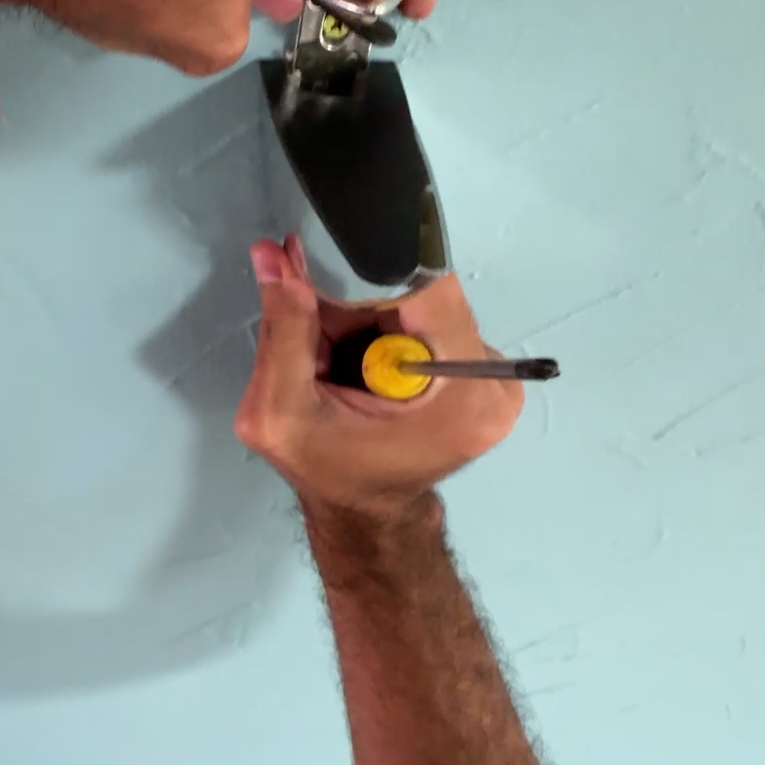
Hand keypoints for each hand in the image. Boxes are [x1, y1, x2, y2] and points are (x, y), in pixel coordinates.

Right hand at [235, 237, 523, 515]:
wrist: (361, 510)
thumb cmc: (324, 470)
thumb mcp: (280, 410)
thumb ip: (283, 330)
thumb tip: (270, 254)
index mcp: (461, 400)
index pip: (427, 291)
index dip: (365, 277)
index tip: (316, 282)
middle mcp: (493, 384)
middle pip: (420, 298)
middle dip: (358, 306)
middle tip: (315, 338)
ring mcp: (493, 377)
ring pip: (419, 307)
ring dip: (366, 319)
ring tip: (331, 358)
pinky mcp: (479, 372)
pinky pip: (426, 324)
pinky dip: (384, 331)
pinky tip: (354, 361)